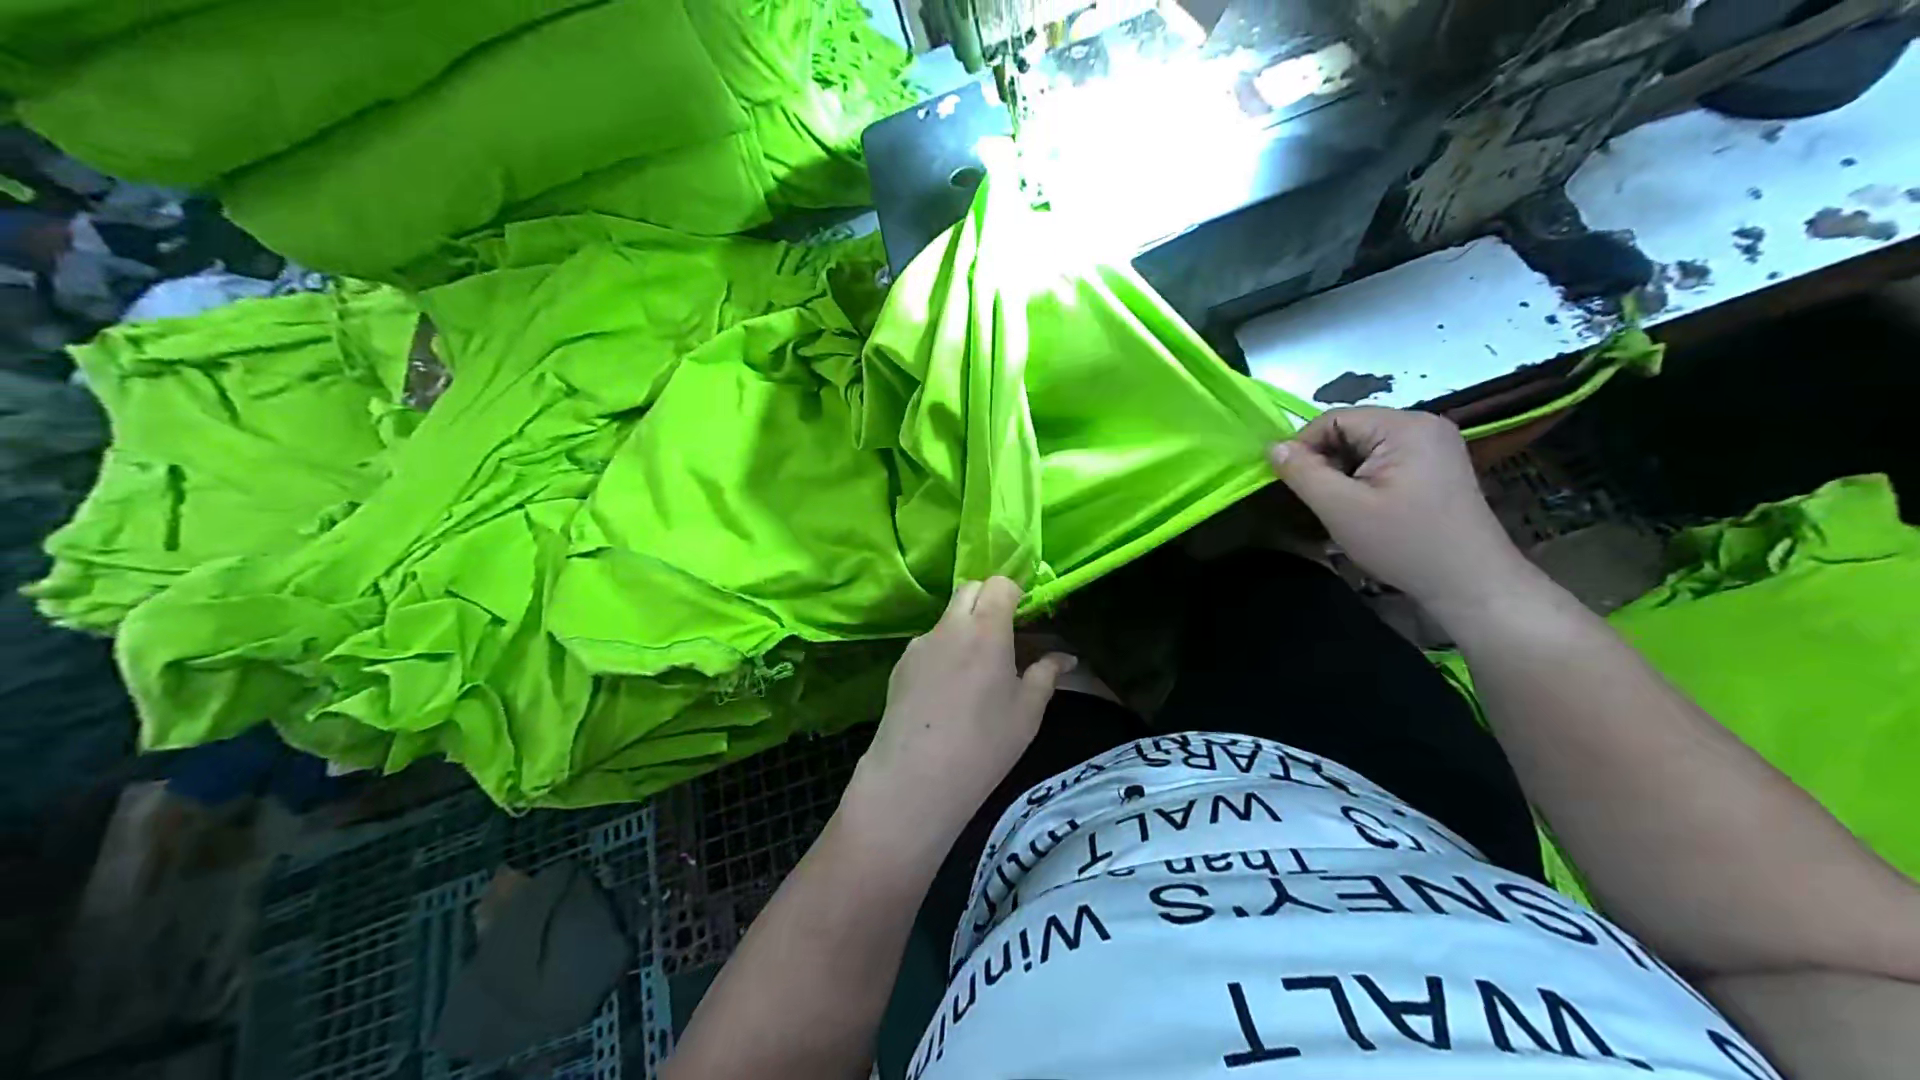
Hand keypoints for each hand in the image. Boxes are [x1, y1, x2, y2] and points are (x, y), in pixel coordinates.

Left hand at [848, 578, 1074, 844]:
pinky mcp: (899, 666)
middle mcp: (948, 626)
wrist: (915, 778)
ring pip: (946, 618)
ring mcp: (918, 645)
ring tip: (975, 670)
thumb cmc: (984, 744)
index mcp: (985, 629)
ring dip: (964, 626)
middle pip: (969, 590)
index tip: (1025, 618)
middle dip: (988, 601)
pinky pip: (927, 644)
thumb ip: (1046, 675)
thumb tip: (1065, 658)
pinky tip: (947, 692)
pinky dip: (943, 651)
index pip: (999, 584)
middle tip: (1004, 636)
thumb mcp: (1027, 712)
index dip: (1015, 594)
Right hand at [1268, 407, 1534, 608]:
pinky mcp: (1437, 466)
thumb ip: (1302, 473)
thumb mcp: (1341, 509)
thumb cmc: (1404, 543)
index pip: (1333, 419)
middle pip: (1350, 431)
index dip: (1303, 447)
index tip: (1291, 483)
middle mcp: (1424, 425)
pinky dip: (1365, 480)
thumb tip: (1272, 447)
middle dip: (1326, 463)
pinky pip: (1385, 460)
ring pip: (1365, 448)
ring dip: (1343, 474)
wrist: (1471, 583)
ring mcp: (1434, 445)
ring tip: (1342, 508)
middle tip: (1319, 501)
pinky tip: (1366, 509)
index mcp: (1404, 426)